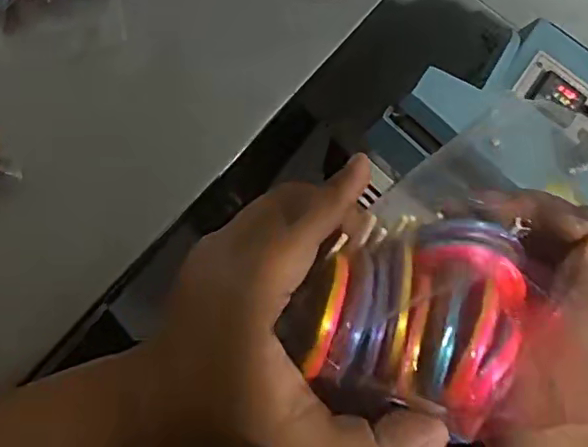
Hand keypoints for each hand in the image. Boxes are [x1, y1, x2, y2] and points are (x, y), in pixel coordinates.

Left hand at [139, 154, 446, 446]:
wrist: (150, 409)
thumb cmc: (223, 418)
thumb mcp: (298, 441)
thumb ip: (368, 440)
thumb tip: (437, 431)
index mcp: (251, 289)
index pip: (303, 224)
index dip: (339, 195)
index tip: (367, 167)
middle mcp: (230, 254)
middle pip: (292, 202)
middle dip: (332, 203)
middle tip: (366, 234)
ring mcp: (213, 246)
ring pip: (275, 203)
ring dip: (311, 209)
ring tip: (339, 241)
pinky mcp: (206, 247)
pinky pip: (259, 214)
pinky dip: (289, 219)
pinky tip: (303, 254)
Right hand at [483, 192, 587, 445]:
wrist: (514, 443)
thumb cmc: (551, 404)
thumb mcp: (577, 354)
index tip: (561, 226)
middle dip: (548, 212)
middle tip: (502, 205)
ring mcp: (565, 286)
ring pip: (553, 233)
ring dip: (519, 213)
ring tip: (481, 206)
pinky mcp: (532, 284)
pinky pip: (524, 245)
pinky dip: (502, 227)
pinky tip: (475, 217)